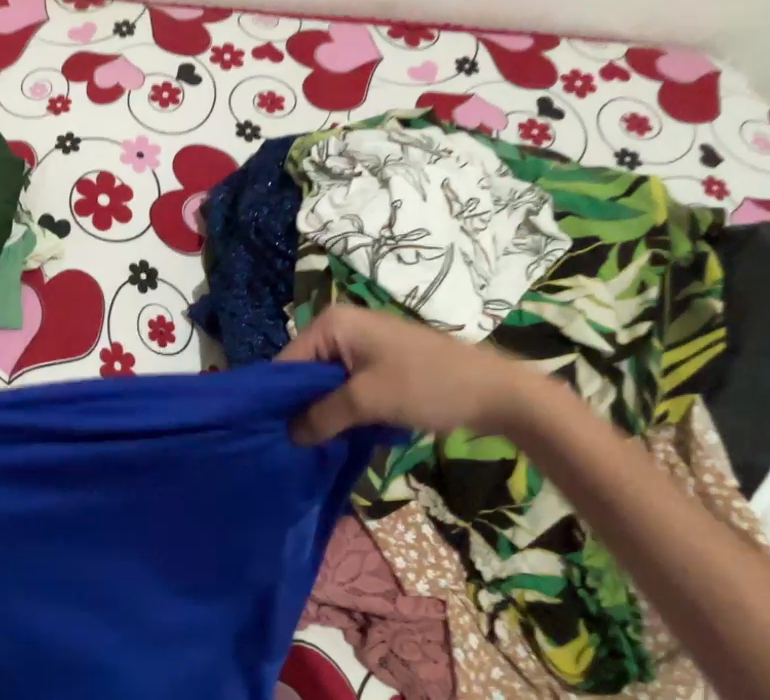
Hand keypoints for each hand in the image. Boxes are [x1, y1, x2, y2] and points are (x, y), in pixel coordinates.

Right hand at [278, 304, 539, 443]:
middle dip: (302, 406)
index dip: (278, 399)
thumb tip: (289, 435)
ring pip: (327, 382)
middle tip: (296, 445)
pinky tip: (345, 434)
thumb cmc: (427, 386)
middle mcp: (342, 326)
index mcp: (333, 323)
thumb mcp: (368, 401)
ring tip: (317, 445)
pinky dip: (346, 408)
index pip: (287, 362)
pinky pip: (348, 385)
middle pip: (305, 371)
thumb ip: (322, 416)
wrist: (496, 392)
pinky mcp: (380, 362)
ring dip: (325, 411)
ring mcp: (363, 344)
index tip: (272, 435)